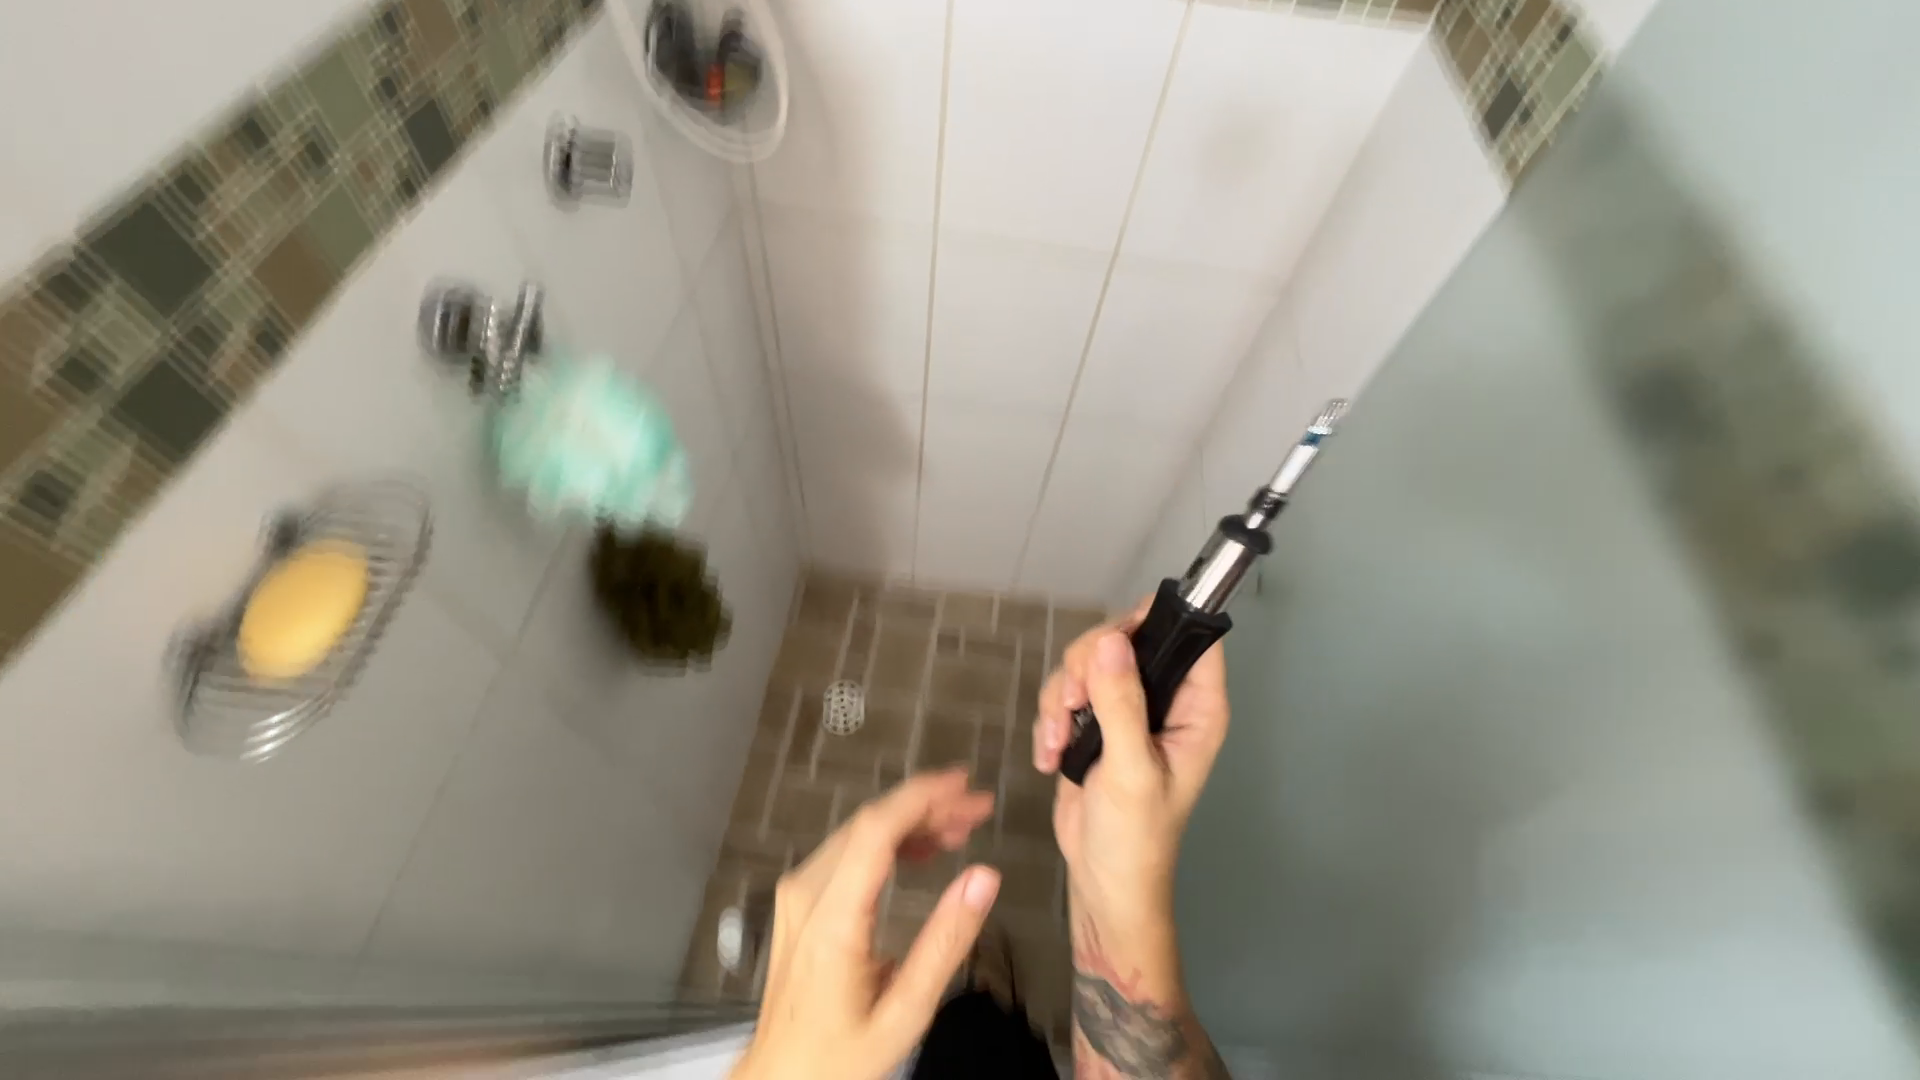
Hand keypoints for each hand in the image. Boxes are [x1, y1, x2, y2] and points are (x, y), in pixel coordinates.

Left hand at [731, 769, 1000, 1079]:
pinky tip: (924, 849)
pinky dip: (891, 840)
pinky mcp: (801, 896)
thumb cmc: (841, 1054)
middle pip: (871, 823)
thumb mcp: (905, 1012)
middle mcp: (807, 890)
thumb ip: (946, 942)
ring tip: (962, 826)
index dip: (921, 797)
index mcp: (832, 917)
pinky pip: (849, 850)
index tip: (963, 784)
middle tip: (978, 808)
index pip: (876, 830)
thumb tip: (984, 877)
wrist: (781, 1078)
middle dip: (928, 805)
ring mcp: (799, 890)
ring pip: (861, 831)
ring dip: (912, 820)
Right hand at [1032, 599, 1229, 940]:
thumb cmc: (1135, 835)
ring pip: (1085, 662)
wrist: (1101, 881)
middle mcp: (1163, 697)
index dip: (1151, 623)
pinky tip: (1050, 756)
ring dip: (1060, 700)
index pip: (1188, 635)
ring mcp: (1124, 708)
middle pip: (1120, 638)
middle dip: (1085, 668)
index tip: (1109, 646)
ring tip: (1058, 745)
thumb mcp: (1131, 769)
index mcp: (1195, 706)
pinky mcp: (1092, 722)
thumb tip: (1111, 640)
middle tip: (1074, 705)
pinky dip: (1049, 719)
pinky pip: (1064, 691)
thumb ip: (1122, 703)